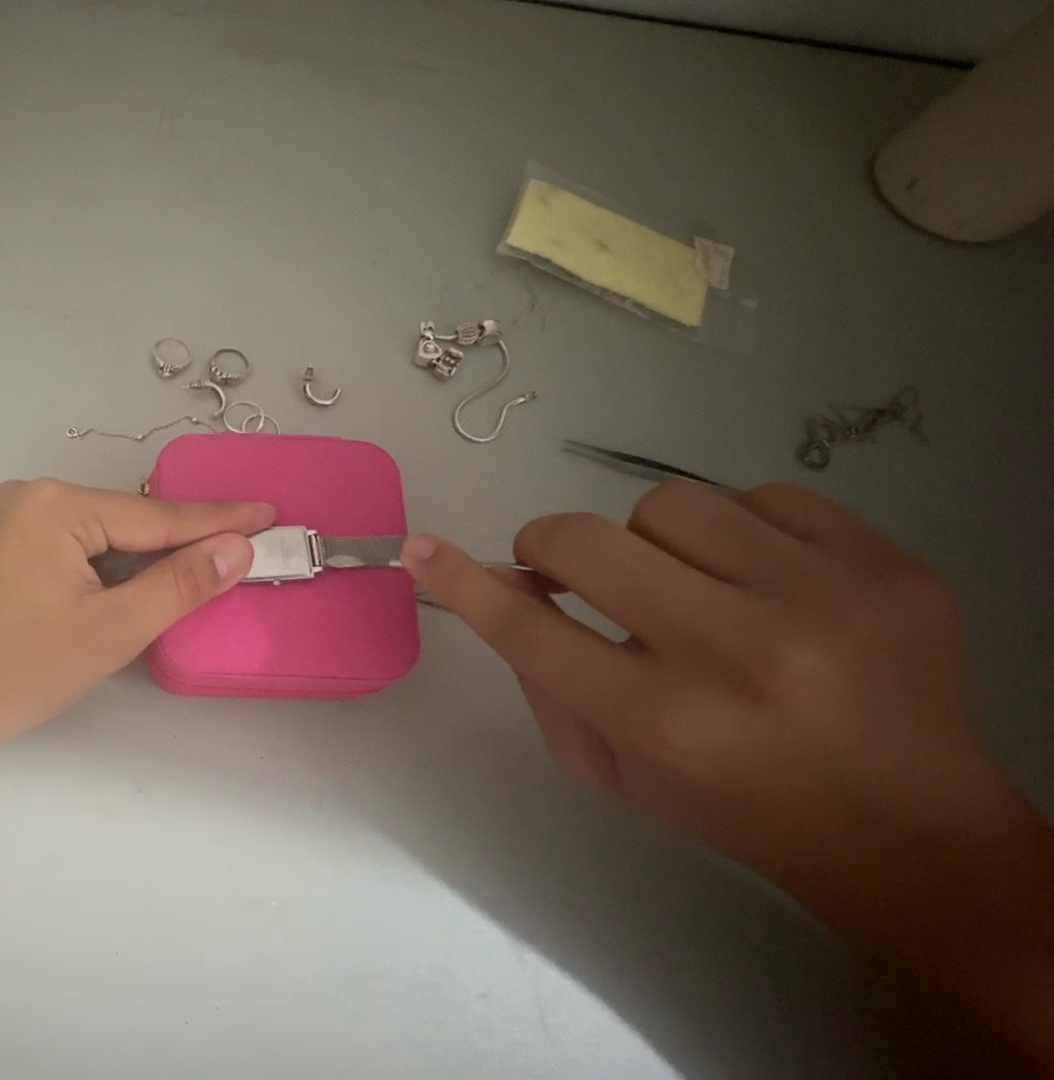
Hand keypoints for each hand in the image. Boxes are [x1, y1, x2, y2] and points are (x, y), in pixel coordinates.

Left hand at [0, 480, 272, 757]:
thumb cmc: (17, 672)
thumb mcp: (111, 630)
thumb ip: (180, 584)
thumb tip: (238, 547)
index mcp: (54, 504)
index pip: (155, 514)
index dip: (218, 519)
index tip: (271, 512)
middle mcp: (28, 496)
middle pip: (125, 521)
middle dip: (179, 543)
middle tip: (242, 550)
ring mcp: (7, 521)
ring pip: (98, 536)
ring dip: (142, 560)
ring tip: (197, 573)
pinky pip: (70, 547)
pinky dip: (105, 568)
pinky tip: (130, 588)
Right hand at [404, 480, 984, 874]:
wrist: (906, 830)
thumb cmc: (726, 802)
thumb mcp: (606, 767)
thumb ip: (539, 674)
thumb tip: (497, 580)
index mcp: (660, 721)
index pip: (527, 627)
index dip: (463, 581)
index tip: (421, 549)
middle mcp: (738, 654)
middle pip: (584, 541)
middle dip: (551, 549)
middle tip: (566, 573)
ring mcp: (824, 600)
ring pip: (668, 504)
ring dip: (649, 542)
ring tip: (680, 586)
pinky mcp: (890, 568)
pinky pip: (762, 497)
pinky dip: (735, 533)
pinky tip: (757, 582)